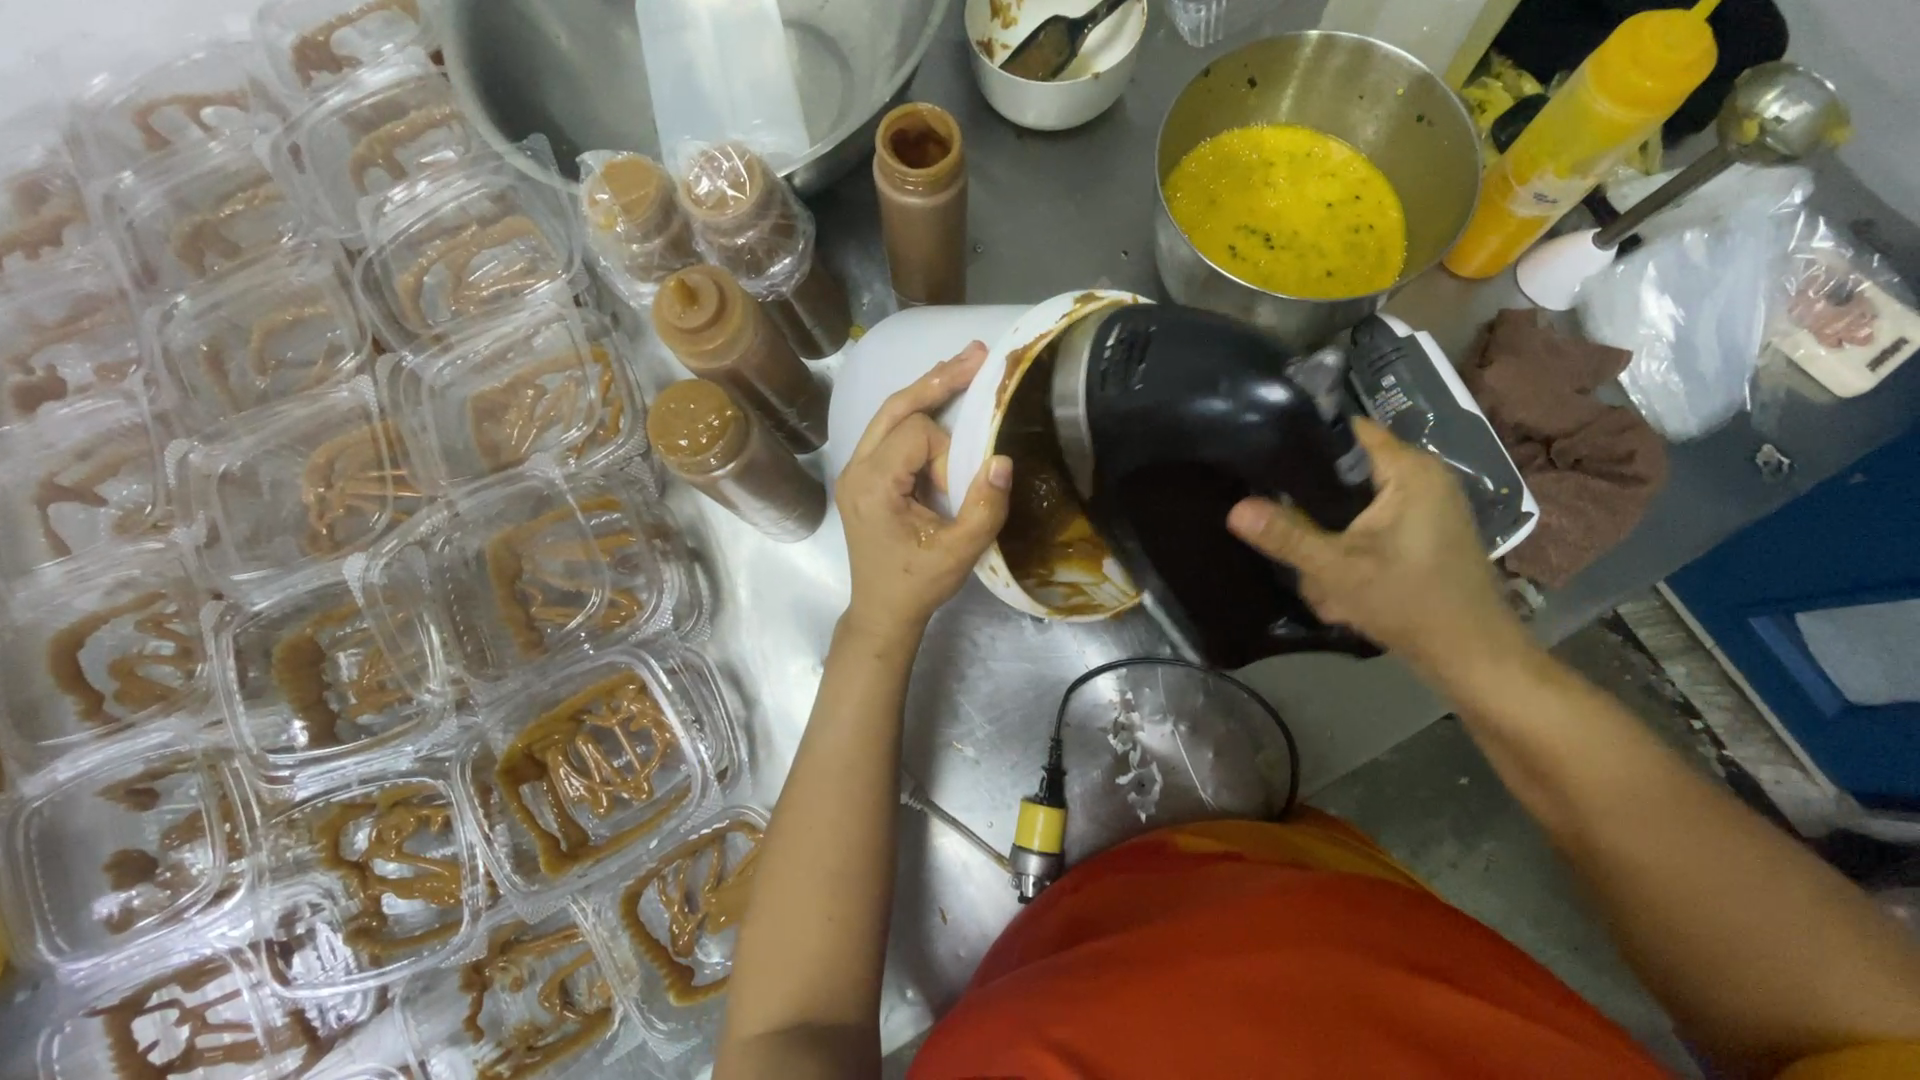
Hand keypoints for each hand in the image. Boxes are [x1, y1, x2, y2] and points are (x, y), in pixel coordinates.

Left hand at [837, 342, 1012, 638]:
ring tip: (963, 368)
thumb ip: (985, 507)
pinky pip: (888, 431)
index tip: (953, 489)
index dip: (946, 453)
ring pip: (889, 413)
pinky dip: (916, 414)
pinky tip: (941, 400)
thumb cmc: (917, 585)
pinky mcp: (862, 476)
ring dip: (926, 391)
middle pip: (896, 405)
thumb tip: (1003, 458)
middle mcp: (856, 468)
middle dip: (938, 380)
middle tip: (977, 354)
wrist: (881, 611)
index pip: (917, 433)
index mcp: (873, 484)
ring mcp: (854, 470)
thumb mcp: (960, 553)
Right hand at [1225, 418, 1526, 671]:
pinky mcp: (1424, 531)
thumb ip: (1286, 536)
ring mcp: (1427, 505)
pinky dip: (1350, 543)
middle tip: (1272, 510)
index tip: (1259, 452)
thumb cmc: (1409, 601)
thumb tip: (1234, 510)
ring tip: (1304, 551)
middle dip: (1312, 497)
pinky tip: (1332, 571)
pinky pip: (1372, 523)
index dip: (1302, 438)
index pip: (1346, 430)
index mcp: (1409, 470)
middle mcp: (1423, 477)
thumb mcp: (1336, 569)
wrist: (1470, 654)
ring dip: (1330, 529)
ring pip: (1356, 502)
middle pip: (1347, 468)